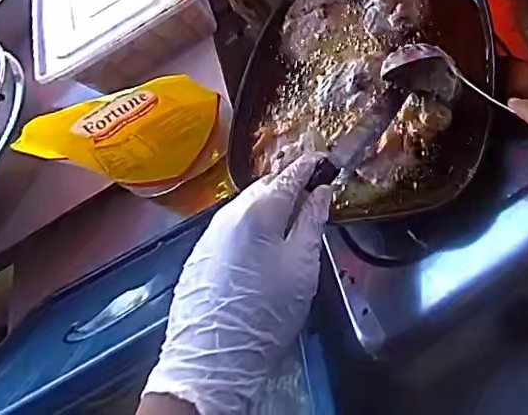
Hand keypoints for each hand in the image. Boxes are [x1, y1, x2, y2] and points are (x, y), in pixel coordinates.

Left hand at [142, 153, 331, 414]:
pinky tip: (260, 245)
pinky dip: (251, 223)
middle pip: (267, 184)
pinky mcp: (198, 256)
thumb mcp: (303, 264)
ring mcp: (210, 234)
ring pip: (248, 204)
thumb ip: (314, 220)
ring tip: (289, 222)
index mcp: (260, 209)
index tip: (328, 161)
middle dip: (291, 184)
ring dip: (270, 204)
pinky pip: (232, 225)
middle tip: (313, 197)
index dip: (313, 163)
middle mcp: (230, 213)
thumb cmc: (265, 312)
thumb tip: (321, 190)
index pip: (292, 172)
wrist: (209, 366)